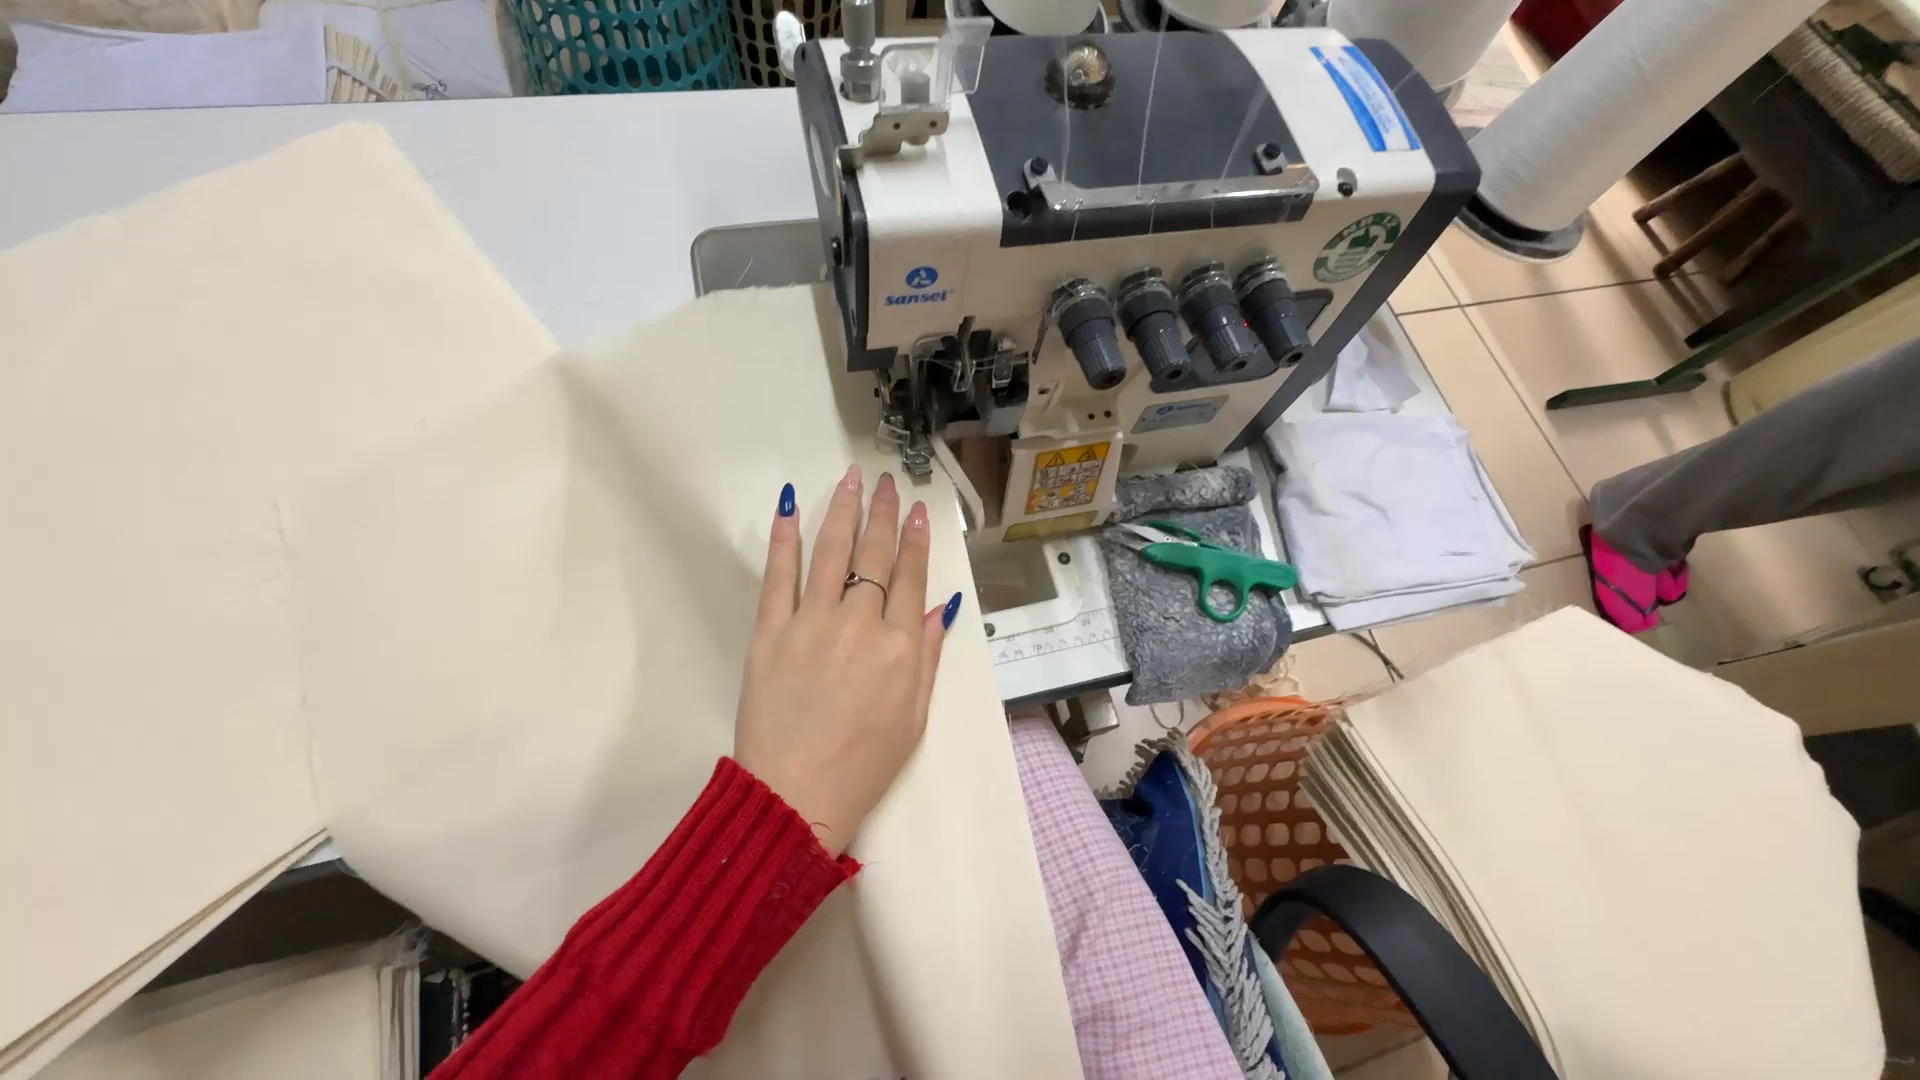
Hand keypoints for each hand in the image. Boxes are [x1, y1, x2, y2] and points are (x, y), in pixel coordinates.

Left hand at [734, 464, 962, 855]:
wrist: (796, 795)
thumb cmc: (864, 765)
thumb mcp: (914, 718)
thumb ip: (928, 657)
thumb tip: (943, 606)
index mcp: (900, 646)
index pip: (911, 577)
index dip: (916, 540)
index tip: (918, 510)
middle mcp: (861, 623)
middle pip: (875, 556)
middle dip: (884, 514)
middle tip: (886, 483)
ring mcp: (812, 623)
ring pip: (831, 553)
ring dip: (844, 512)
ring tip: (851, 480)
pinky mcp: (770, 632)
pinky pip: (779, 576)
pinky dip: (785, 539)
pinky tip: (791, 509)